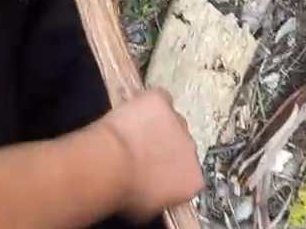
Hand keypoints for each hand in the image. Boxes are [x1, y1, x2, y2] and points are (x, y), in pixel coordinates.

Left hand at [93, 90, 204, 219]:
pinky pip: (159, 97)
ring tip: (135, 128)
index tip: (156, 168)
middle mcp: (192, 149)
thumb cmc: (128, 192)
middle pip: (181, 143)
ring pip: (170, 118)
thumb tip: (157, 188)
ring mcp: (177, 120)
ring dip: (158, 122)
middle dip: (166, 144)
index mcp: (193, 180)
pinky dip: (149, 101)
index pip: (188, 172)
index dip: (171, 168)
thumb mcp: (151, 207)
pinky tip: (137, 107)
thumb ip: (164, 193)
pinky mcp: (161, 99)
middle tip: (143, 147)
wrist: (112, 163)